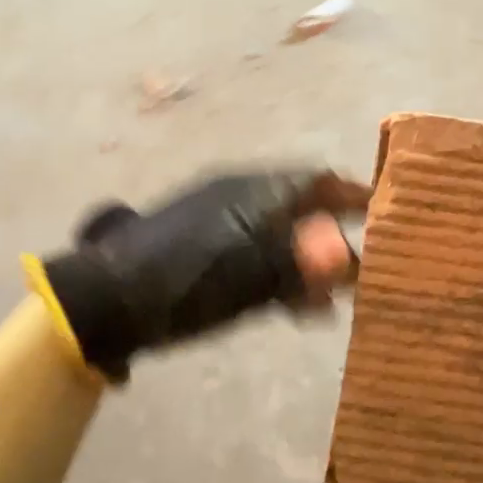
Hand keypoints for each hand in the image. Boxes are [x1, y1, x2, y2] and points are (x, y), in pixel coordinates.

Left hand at [44, 170, 371, 379]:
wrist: (100, 301)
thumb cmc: (180, 286)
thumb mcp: (245, 280)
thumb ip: (298, 265)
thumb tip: (349, 254)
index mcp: (250, 192)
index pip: (315, 181)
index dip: (350, 196)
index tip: (381, 213)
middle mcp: (234, 193)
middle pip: (298, 203)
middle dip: (331, 230)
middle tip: (360, 260)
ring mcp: (212, 214)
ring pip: (276, 227)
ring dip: (305, 254)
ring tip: (327, 292)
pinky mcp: (196, 239)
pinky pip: (251, 245)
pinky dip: (277, 266)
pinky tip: (285, 298)